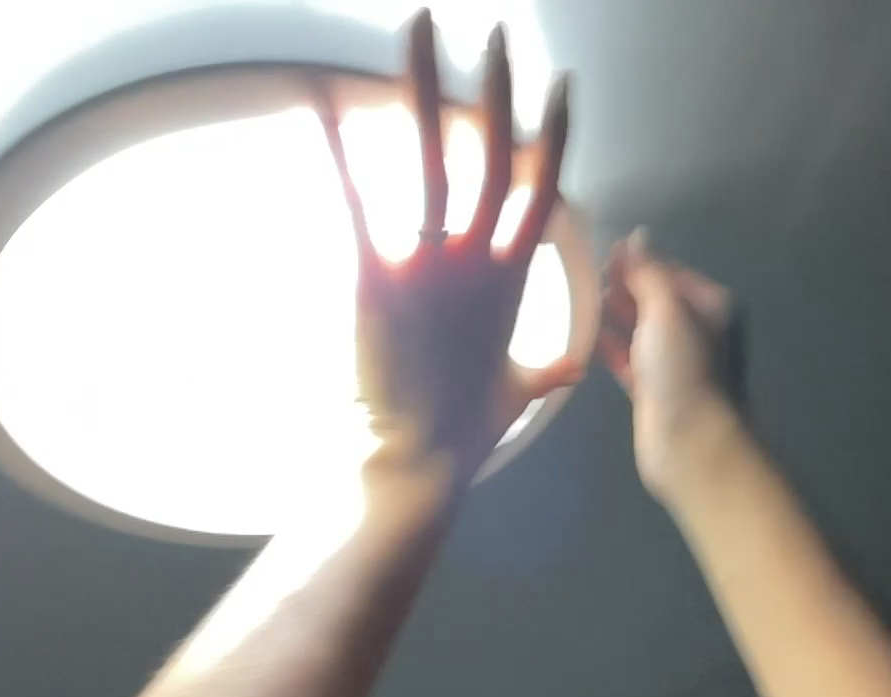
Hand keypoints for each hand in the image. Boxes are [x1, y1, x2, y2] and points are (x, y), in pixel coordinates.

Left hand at [318, 10, 578, 484]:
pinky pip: (357, 203)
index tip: (558, 89)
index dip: (553, 138)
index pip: (541, 192)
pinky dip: (337, 150)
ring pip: (433, 159)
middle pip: (492, 157)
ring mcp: (429, 266)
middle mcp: (477, 260)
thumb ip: (548, 367)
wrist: (423, 459)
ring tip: (419, 25)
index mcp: (513, 280)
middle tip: (496, 33)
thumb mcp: (521, 390)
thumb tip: (574, 366)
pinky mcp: (377, 280)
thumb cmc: (471, 427)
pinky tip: (317, 98)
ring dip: (427, 89)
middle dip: (497, 91)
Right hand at [599, 230, 743, 500]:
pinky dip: (611, 347)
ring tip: (581, 301)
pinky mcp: (653, 390)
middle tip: (587, 276)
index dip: (638, 261)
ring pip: (640, 330)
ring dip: (615, 316)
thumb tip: (634, 238)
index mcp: (710, 306)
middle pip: (654, 300)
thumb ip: (648, 272)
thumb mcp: (667, 308)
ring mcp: (673, 363)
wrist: (689, 439)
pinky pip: (628, 359)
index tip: (603, 254)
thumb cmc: (683, 367)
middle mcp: (696, 332)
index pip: (669, 272)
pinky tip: (587, 336)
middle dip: (625, 287)